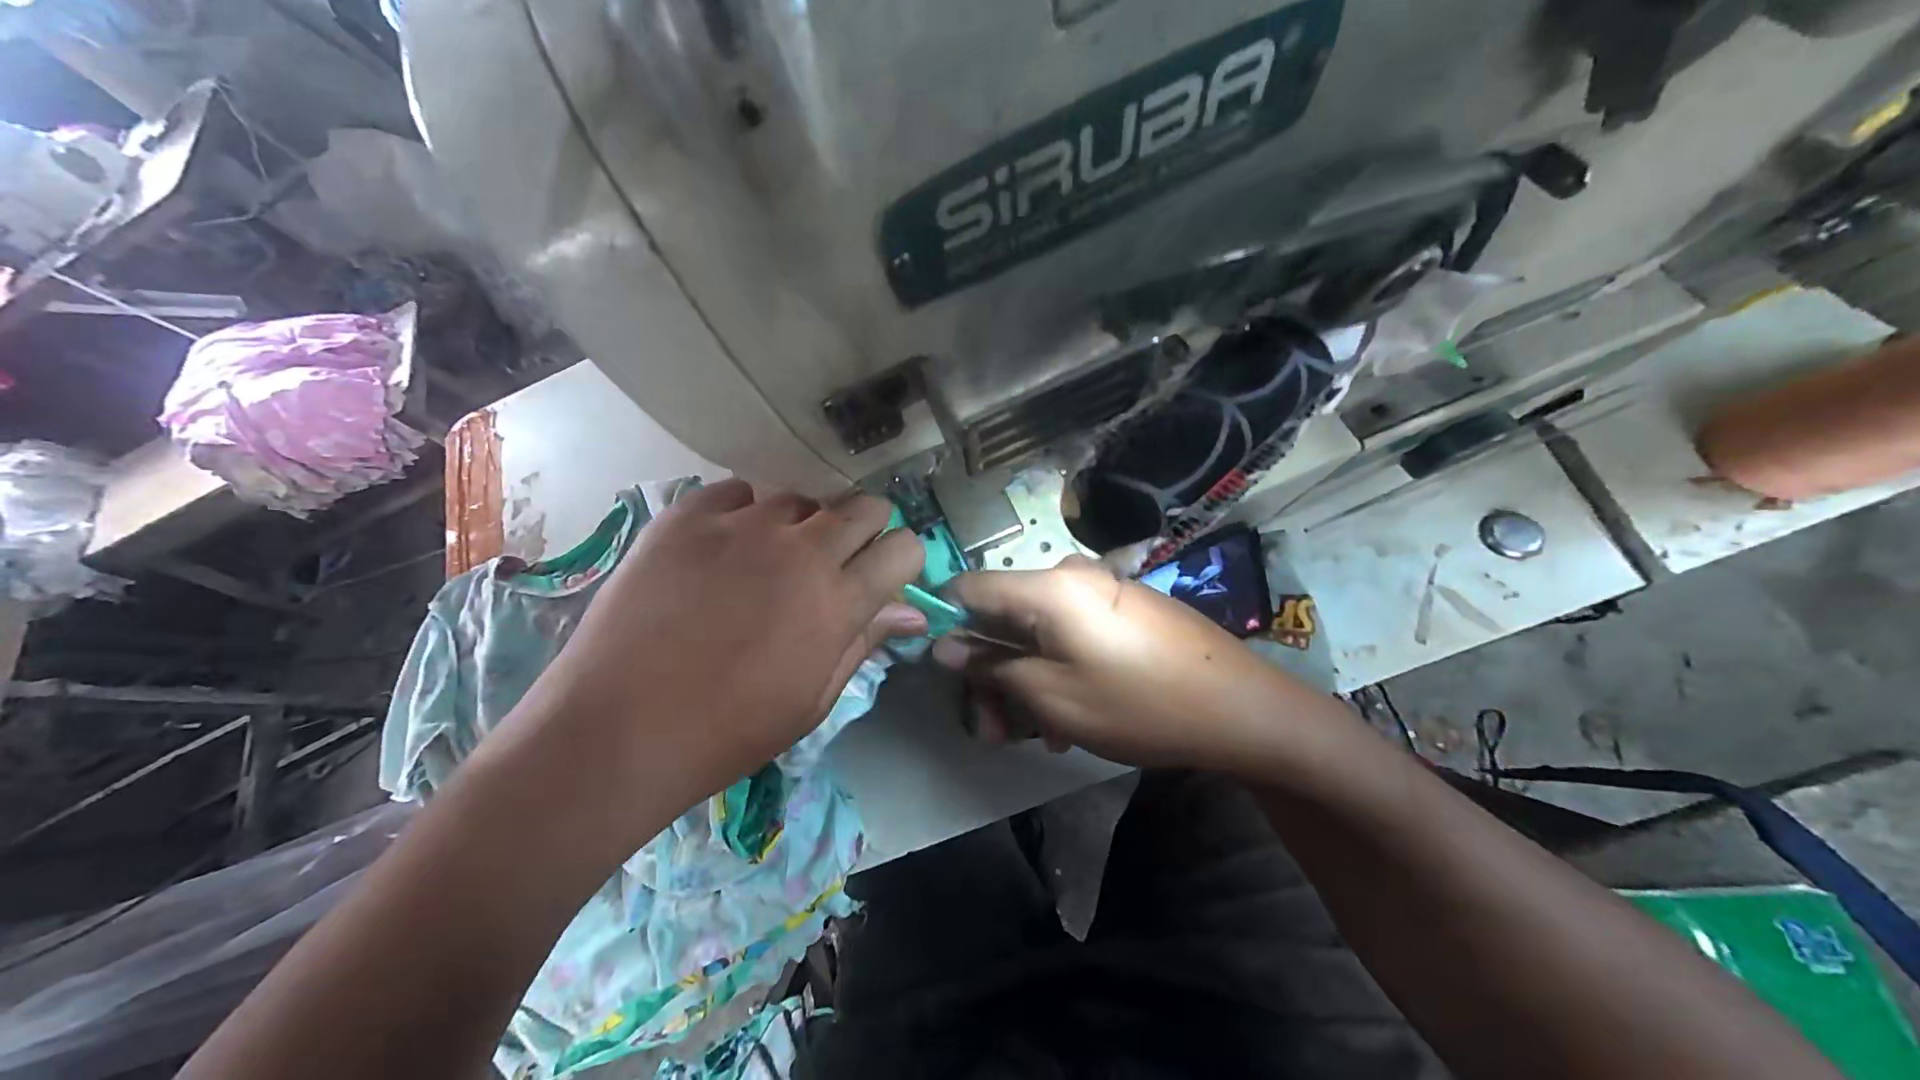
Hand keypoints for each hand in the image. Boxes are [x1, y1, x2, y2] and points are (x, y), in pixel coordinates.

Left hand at [508, 480, 924, 810]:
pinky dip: (743, 514)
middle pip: (864, 507)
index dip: (901, 562)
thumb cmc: (726, 732)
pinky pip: (737, 492)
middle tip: (836, 565)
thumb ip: (864, 643)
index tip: (884, 581)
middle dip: (865, 532)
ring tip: (770, 560)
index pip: (903, 547)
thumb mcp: (812, 700)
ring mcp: (740, 525)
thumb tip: (911, 611)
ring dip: (801, 525)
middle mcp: (799, 549)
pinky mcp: (686, 515)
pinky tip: (723, 548)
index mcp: (837, 600)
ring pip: (800, 498)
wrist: (616, 729)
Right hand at [933, 556, 1331, 771]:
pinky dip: (1056, 670)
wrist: (1242, 709)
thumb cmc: (1138, 703)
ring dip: (1024, 681)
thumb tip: (944, 645)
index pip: (969, 587)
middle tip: (994, 732)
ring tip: (1037, 736)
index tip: (948, 674)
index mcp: (1048, 585)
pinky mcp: (1124, 609)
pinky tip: (1067, 719)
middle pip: (1004, 617)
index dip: (947, 627)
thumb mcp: (1051, 696)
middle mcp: (1071, 575)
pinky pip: (1070, 633)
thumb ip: (991, 666)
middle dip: (991, 674)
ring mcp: (1101, 591)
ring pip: (1037, 632)